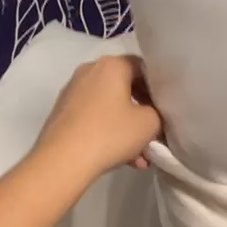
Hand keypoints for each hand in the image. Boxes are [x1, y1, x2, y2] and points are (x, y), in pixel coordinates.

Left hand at [30, 55, 163, 181]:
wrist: (61, 161)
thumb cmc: (110, 134)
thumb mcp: (149, 124)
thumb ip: (157, 113)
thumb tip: (152, 114)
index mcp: (111, 65)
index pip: (142, 66)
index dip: (157, 87)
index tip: (164, 108)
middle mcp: (89, 71)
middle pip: (125, 87)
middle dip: (142, 111)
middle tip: (154, 133)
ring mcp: (72, 91)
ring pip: (109, 106)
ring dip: (126, 128)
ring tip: (140, 157)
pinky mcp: (62, 112)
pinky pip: (93, 117)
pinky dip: (108, 133)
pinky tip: (122, 160)